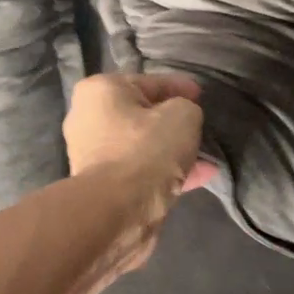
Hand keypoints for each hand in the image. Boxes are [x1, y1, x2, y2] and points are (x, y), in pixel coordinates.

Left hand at [63, 73, 220, 273]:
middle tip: (200, 127)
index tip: (202, 95)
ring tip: (205, 157)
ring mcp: (91, 154)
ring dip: (172, 150)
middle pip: (142, 115)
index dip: (179, 87)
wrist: (118, 211)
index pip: (149, 82)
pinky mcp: (101, 185)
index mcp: (100, 91)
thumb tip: (181, 117)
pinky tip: (198, 177)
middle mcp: (88, 118)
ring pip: (142, 146)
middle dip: (173, 122)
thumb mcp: (182, 115)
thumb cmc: (147, 149)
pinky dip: (165, 171)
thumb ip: (187, 107)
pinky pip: (140, 170)